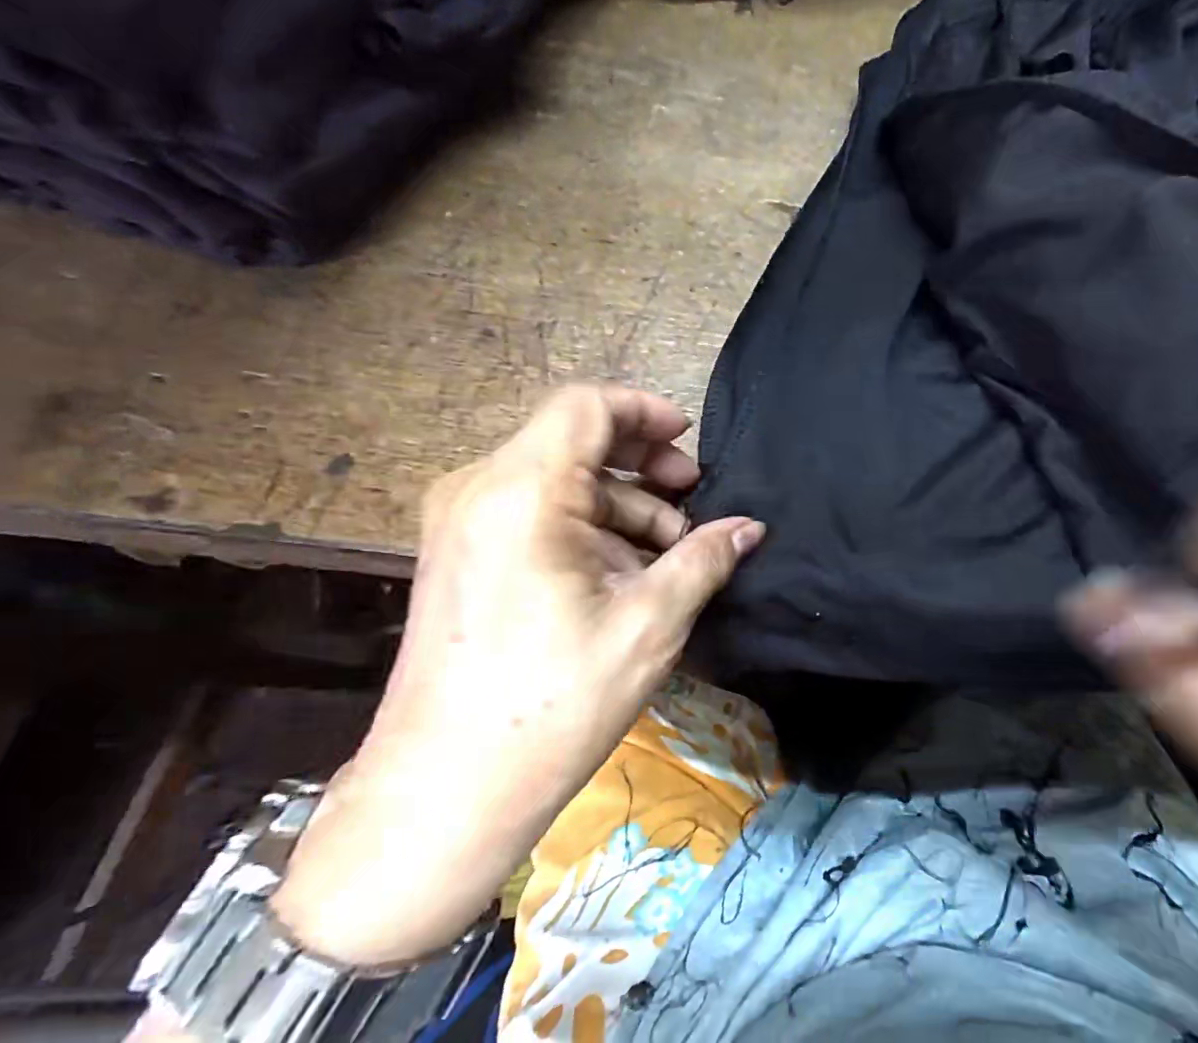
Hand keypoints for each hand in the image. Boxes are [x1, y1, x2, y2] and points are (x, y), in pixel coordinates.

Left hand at [270, 385, 761, 967]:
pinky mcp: (463, 559)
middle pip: (573, 439)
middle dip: (643, 463)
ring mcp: (462, 526)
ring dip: (623, 504)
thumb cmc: (555, 700)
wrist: (448, 789)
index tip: (692, 444)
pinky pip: (536, 514)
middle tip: (694, 499)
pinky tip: (627, 574)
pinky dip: (590, 528)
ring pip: (559, 481)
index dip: (645, 412)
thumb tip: (750, 527)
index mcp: (521, 493)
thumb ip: (704, 558)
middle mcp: (478, 493)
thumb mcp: (650, 622)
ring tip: (670, 554)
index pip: (585, 407)